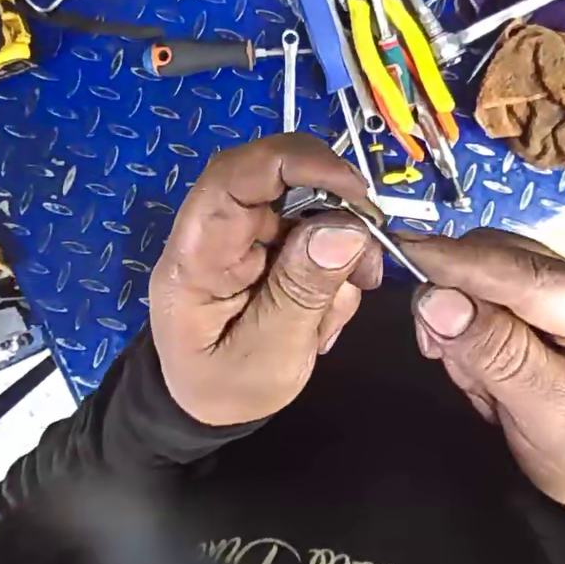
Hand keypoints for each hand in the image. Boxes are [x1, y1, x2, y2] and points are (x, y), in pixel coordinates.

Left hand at [149, 134, 384, 426]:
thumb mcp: (265, 359)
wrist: (207, 401)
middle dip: (334, 206)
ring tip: (334, 310)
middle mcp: (217, 228)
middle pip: (276, 176)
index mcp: (196, 254)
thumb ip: (301, 295)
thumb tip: (346, 228)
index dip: (296, 162)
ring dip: (339, 246)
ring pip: (305, 202)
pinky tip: (323, 312)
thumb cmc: (221, 387)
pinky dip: (336, 262)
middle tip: (368, 257)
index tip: (357, 191)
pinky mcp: (267, 241)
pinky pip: (313, 229)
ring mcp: (244, 232)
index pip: (234, 175)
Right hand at [398, 229, 564, 532]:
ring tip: (474, 378)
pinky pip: (473, 294)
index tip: (407, 252)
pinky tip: (473, 365)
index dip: (466, 262)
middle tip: (436, 350)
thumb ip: (503, 360)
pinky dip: (458, 327)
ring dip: (456, 316)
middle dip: (457, 294)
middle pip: (502, 259)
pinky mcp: (530, 309)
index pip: (531, 276)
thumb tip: (438, 300)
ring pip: (480, 272)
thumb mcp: (561, 426)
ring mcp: (557, 297)